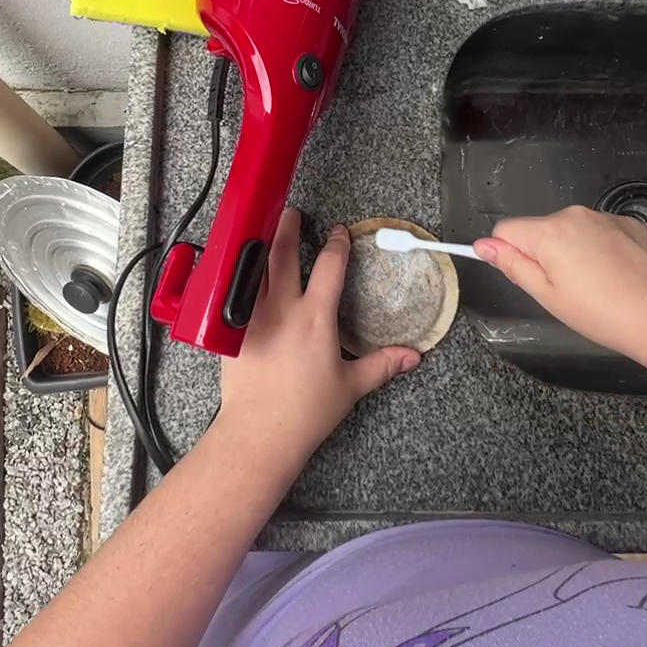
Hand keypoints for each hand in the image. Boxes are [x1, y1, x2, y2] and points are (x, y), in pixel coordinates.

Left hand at [217, 209, 420, 458]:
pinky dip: (239, 278)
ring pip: (255, 269)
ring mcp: (253, 317)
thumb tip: (413, 356)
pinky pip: (235, 294)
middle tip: (292, 213)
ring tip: (264, 229)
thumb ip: (382, 365)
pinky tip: (238, 271)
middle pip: (283, 255)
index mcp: (316, 318)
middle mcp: (283, 309)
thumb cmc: (305, 412)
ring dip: (261, 246)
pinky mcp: (232, 331)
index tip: (340, 232)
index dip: (338, 244)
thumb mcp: (350, 386)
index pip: (331, 267)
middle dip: (289, 229)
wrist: (260, 432)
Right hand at [474, 205, 646, 357]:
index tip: (524, 277)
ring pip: (571, 231)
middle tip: (563, 290)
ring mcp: (607, 217)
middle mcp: (575, 215)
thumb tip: (483, 245)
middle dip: (542, 254)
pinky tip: (617, 278)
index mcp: (549, 231)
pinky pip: (600, 232)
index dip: (506, 253)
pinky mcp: (633, 225)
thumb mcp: (548, 296)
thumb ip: (513, 265)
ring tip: (595, 287)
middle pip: (540, 229)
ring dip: (572, 252)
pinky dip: (600, 250)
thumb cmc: (603, 314)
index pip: (505, 230)